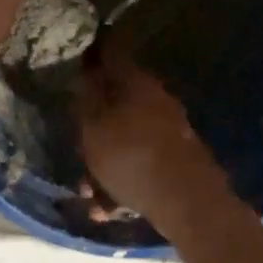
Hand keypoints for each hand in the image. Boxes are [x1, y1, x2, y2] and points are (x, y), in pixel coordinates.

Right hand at [78, 47, 236, 237]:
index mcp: (138, 83)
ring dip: (104, 160)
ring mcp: (171, 133)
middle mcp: (158, 101)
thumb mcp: (94, 126)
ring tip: (86, 189)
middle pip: (118, 102)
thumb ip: (86, 98)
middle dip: (95, 123)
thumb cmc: (130, 156)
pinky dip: (121, 181)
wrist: (186, 202)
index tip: (78, 61)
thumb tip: (86, 72)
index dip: (94, 56)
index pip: (112, 56)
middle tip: (75, 142)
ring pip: (126, 138)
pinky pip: (139, 165)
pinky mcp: (177, 162)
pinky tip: (104, 207)